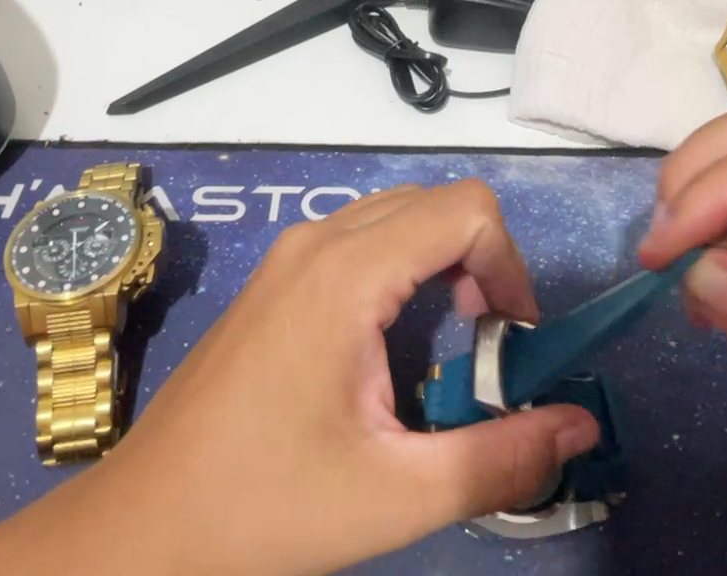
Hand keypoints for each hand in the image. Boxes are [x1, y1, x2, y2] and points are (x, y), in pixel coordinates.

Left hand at [0, 182, 598, 575]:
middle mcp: (317, 242)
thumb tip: (580, 426)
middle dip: (482, 260)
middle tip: (489, 342)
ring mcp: (290, 255)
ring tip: (448, 342)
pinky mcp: (277, 277)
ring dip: (442, 262)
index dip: (509, 263)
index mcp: (346, 276)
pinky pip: (361, 239)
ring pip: (397, 216)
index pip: (464, 209)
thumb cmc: (265, 507)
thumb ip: (501, 459)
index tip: (513, 337)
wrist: (145, 524)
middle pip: (434, 203)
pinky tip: (392, 342)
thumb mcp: (397, 495)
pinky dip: (403, 267)